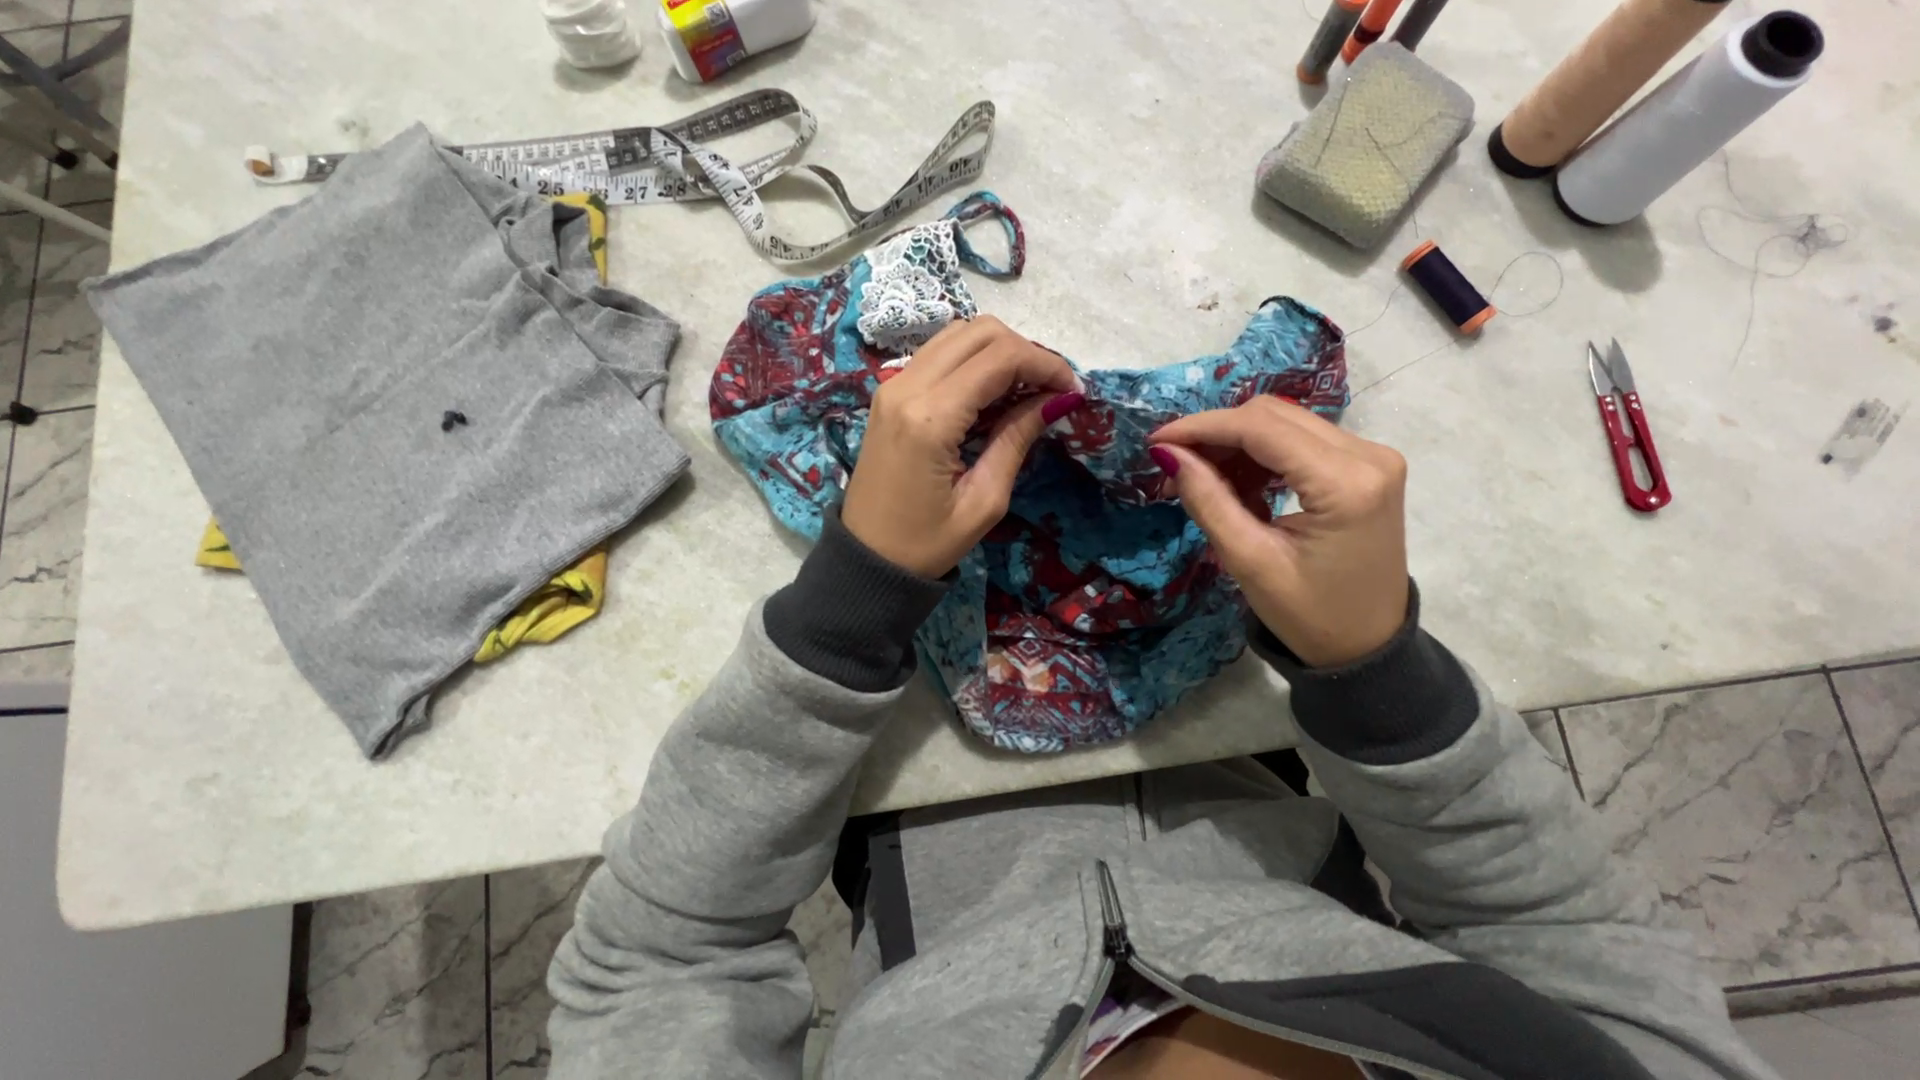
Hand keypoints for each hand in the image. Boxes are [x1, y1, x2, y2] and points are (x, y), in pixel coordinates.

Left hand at [842, 317, 1080, 577]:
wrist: (866, 559)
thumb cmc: (926, 543)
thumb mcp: (984, 500)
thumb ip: (1017, 439)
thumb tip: (1058, 398)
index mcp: (930, 418)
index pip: (1000, 357)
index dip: (1045, 364)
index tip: (1073, 389)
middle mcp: (906, 387)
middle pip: (979, 331)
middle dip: (1025, 351)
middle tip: (1051, 389)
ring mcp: (892, 385)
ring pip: (958, 334)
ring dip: (999, 351)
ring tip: (1026, 390)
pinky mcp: (889, 392)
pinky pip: (938, 353)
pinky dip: (973, 359)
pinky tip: (994, 393)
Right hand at [1149, 398, 1409, 667]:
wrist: (1368, 646)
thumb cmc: (1310, 615)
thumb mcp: (1249, 562)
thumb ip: (1209, 500)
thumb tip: (1167, 454)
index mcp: (1345, 483)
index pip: (1262, 428)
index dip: (1203, 427)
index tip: (1157, 442)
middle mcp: (1368, 455)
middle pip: (1274, 415)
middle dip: (1217, 432)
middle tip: (1174, 461)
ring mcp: (1372, 457)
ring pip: (1287, 422)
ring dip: (1238, 442)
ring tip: (1203, 477)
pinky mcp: (1367, 465)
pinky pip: (1303, 439)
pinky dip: (1263, 454)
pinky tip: (1239, 482)